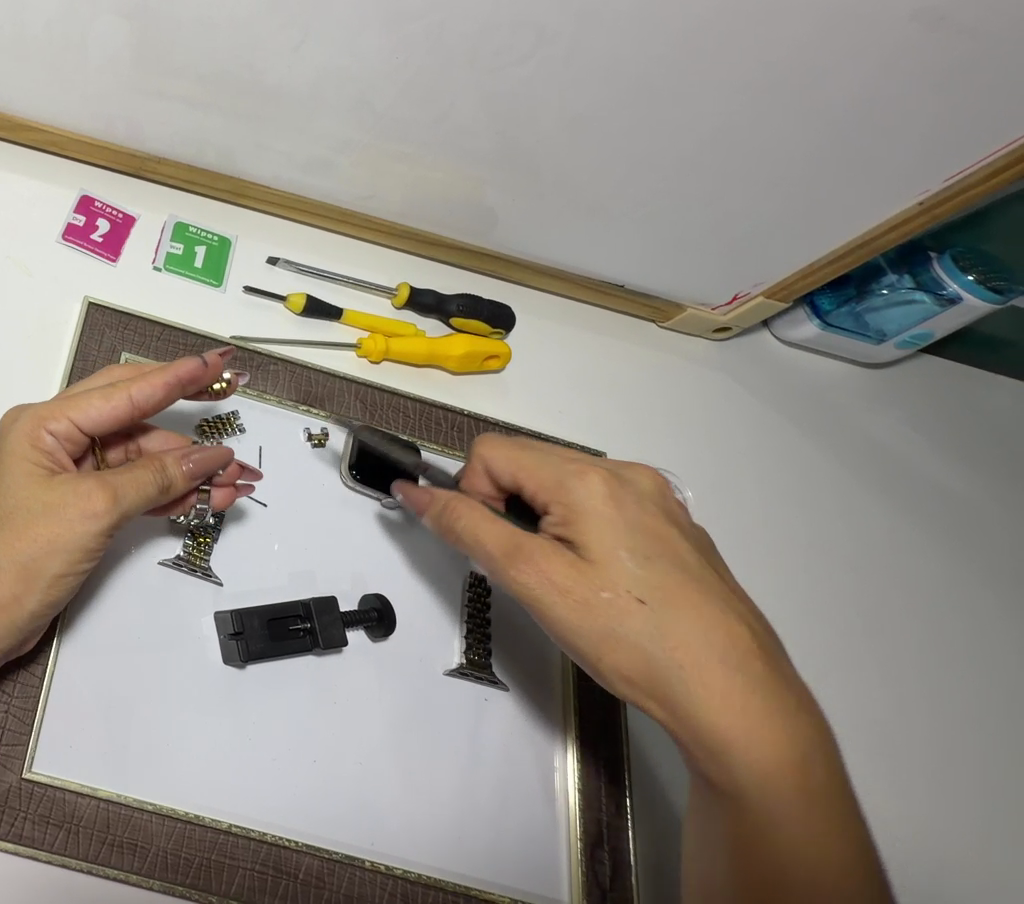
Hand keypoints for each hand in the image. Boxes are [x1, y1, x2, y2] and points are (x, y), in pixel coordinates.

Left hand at [0, 349, 259, 662]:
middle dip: (184, 418)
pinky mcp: (76, 502)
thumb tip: (206, 458)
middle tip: (228, 396)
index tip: (215, 363)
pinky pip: (129, 484)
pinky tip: (202, 496)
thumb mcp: (94, 509)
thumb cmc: (18, 561)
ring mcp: (65, 472)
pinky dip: (164, 491)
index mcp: (42, 423)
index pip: (122, 391)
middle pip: (132, 415)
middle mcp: (52, 438)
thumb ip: (155, 477)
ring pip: (137, 455)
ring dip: (183, 467)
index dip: (175, 377)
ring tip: (233, 478)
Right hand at [392, 436, 819, 783]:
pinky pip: (599, 503)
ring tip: (564, 577)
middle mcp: (626, 473)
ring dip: (539, 518)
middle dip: (506, 506)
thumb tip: (413, 489)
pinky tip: (601, 581)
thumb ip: (465, 526)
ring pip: (560, 483)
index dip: (475, 495)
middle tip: (529, 567)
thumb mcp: (530, 580)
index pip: (490, 452)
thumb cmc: (626, 637)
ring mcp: (657, 498)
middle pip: (526, 461)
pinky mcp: (674, 525)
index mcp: (590, 477)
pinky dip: (577, 528)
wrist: (735, 697)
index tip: (501, 548)